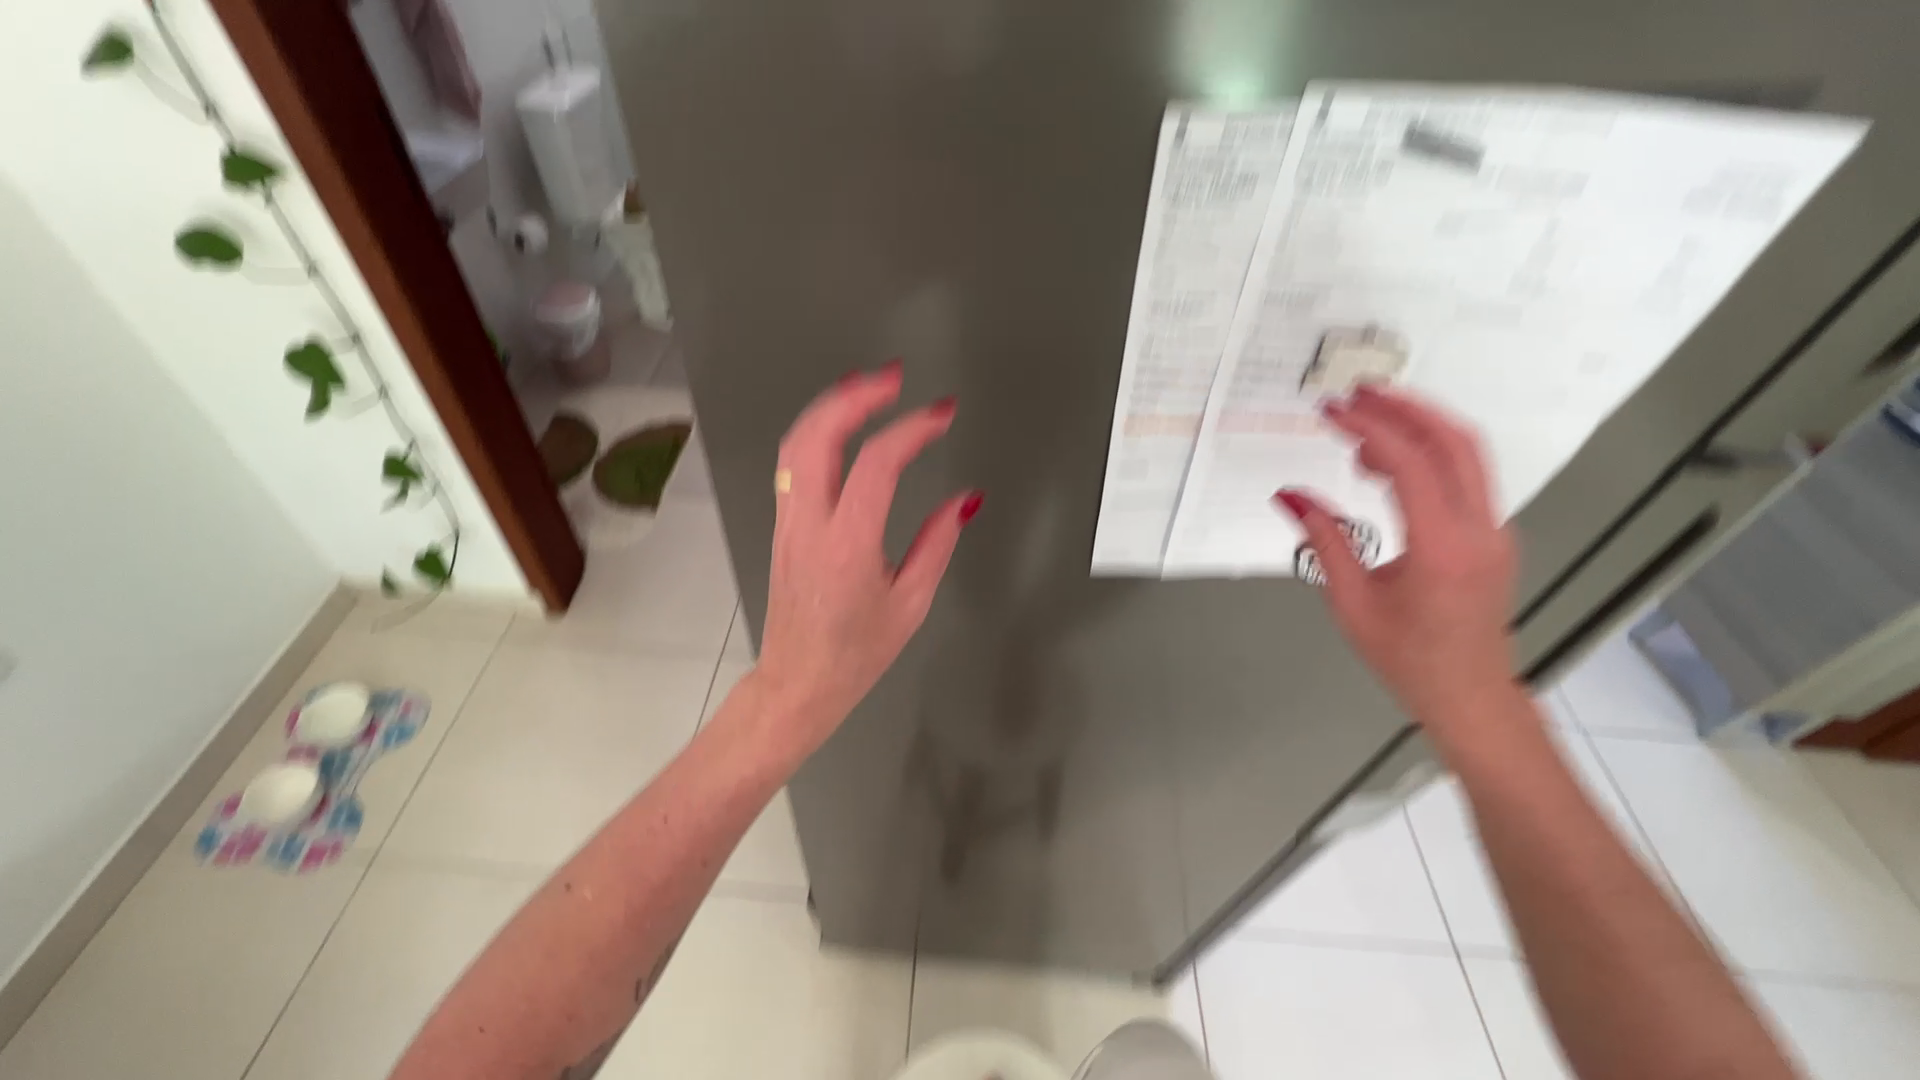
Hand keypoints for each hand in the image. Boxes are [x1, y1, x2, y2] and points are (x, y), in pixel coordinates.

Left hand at [750, 361, 981, 754]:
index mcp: (847, 546)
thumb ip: (937, 544)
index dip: (911, 430)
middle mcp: (809, 523)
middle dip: (855, 396)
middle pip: (817, 436)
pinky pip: (792, 462)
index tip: (942, 415)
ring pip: (795, 443)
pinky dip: (816, 430)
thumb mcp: (911, 603)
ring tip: (867, 388)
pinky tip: (840, 424)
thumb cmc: (857, 653)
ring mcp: (788, 520)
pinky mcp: (782, 524)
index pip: (876, 465)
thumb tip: (964, 500)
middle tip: (893, 377)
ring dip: (831, 406)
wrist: (797, 681)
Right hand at [1272, 385, 1520, 735]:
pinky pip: (1468, 476)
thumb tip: (1289, 494)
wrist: (1470, 694)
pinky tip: (1389, 463)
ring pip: (1468, 453)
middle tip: (1358, 392)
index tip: (1331, 410)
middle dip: (1405, 407)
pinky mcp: (1494, 534)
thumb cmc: (1407, 658)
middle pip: (1454, 441)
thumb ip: (1324, 539)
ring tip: (1365, 423)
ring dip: (1421, 425)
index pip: (1409, 464)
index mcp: (1442, 548)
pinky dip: (1429, 454)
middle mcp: (1481, 529)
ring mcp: (1496, 529)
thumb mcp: (1351, 601)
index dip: (1368, 428)